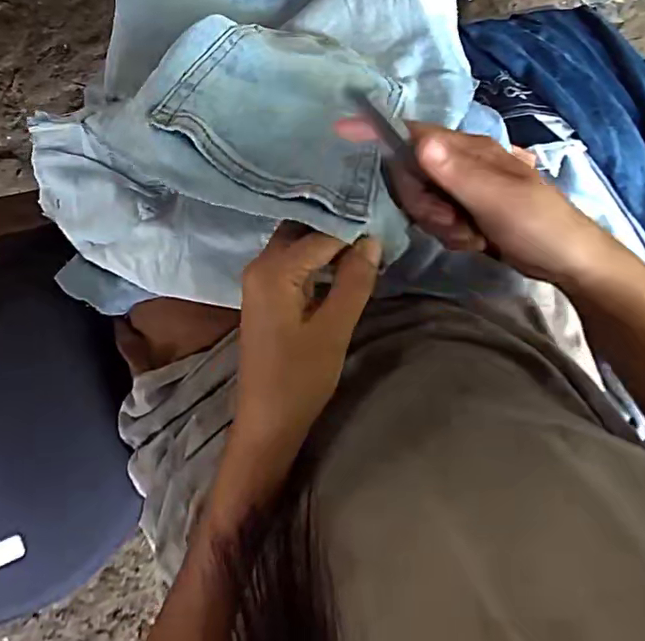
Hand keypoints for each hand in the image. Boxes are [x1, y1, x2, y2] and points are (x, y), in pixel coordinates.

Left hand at [231, 224, 380, 459]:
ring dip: (328, 240)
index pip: (320, 233)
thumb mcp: (334, 329)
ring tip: (367, 241)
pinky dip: (318, 257)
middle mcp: (260, 264)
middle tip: (375, 225)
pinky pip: (293, 259)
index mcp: (273, 269)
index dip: (353, 228)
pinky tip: (344, 262)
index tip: (385, 222)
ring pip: (297, 242)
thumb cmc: (299, 378)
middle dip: (338, 225)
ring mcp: (259, 278)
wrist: (266, 421)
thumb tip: (373, 240)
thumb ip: (355, 280)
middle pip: (303, 228)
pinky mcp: (265, 291)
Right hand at [338, 118, 626, 285]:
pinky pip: (437, 217)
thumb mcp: (498, 199)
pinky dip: (450, 233)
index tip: (344, 132)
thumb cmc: (539, 223)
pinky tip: (475, 241)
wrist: (570, 262)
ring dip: (439, 222)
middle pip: (411, 172)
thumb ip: (457, 173)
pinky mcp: (466, 209)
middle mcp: (461, 161)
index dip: (380, 132)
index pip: (413, 133)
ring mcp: (463, 186)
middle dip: (423, 202)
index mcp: (468, 148)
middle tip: (452, 221)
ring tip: (471, 234)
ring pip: (422, 199)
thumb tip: (418, 144)